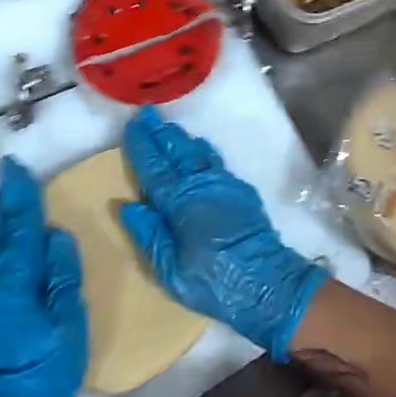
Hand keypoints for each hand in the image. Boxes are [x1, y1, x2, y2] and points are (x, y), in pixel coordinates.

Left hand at [0, 157, 85, 396]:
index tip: (17, 169)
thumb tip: (53, 236)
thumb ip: (61, 277)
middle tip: (11, 178)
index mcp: (12, 284)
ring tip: (3, 206)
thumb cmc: (43, 378)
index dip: (19, 198)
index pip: (18, 229)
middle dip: (2, 206)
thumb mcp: (67, 326)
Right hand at [118, 106, 327, 360]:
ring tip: (167, 125)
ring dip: (181, 138)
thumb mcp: (171, 270)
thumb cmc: (214, 282)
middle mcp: (202, 186)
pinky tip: (198, 146)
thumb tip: (128, 204)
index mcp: (180, 204)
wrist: (268, 283)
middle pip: (177, 153)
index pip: (155, 169)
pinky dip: (202, 151)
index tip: (131, 126)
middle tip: (147, 113)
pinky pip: (215, 162)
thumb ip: (149, 235)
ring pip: (197, 154)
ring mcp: (224, 186)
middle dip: (160, 133)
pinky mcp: (241, 192)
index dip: (142, 147)